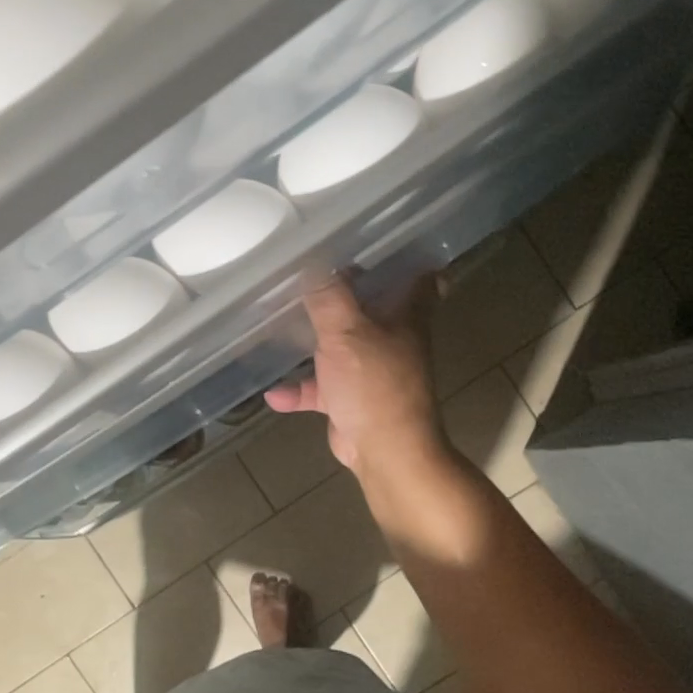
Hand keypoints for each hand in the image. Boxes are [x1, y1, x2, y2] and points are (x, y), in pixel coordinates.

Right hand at [266, 270, 445, 472]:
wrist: (384, 450)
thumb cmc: (374, 384)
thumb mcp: (346, 331)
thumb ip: (328, 297)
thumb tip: (312, 262)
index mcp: (404, 317)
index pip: (418, 279)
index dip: (404, 260)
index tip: (379, 243)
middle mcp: (392, 340)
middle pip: (373, 309)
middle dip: (348, 294)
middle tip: (314, 274)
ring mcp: (371, 373)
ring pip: (343, 348)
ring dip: (318, 341)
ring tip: (283, 322)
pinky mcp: (351, 402)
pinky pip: (320, 390)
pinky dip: (299, 391)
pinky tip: (273, 393)